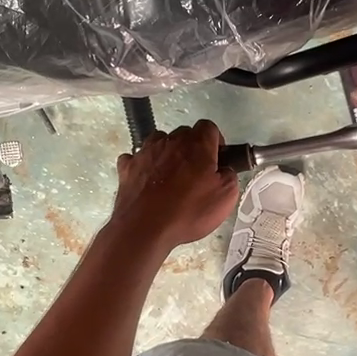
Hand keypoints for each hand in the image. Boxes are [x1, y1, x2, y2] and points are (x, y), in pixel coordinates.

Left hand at [109, 119, 238, 250]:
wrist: (145, 228)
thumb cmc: (189, 211)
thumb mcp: (226, 196)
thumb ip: (229, 175)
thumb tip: (224, 170)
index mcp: (197, 144)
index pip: (209, 127)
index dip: (215, 141)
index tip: (217, 158)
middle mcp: (170, 141)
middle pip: (184, 134)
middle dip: (191, 148)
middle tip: (197, 173)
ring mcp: (145, 152)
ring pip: (159, 142)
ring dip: (167, 154)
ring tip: (171, 177)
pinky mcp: (127, 167)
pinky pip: (136, 158)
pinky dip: (143, 166)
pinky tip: (147, 181)